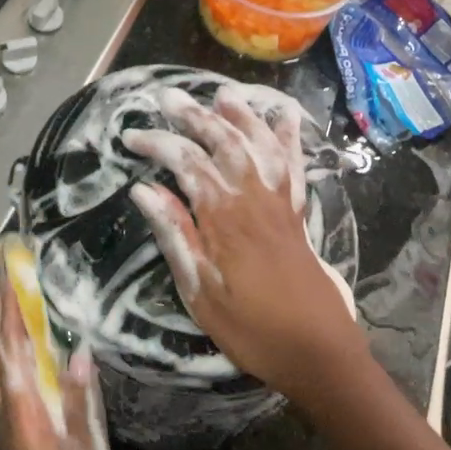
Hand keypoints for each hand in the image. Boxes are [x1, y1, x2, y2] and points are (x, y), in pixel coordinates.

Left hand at [0, 270, 115, 449]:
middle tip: (6, 267)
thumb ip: (81, 405)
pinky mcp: (15, 427)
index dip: (8, 308)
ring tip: (10, 291)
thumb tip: (79, 350)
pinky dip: (11, 348)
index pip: (11, 348)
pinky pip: (8, 376)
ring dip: (2, 324)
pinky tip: (22, 340)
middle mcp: (8, 411)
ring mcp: (8, 420)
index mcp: (23, 413)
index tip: (9, 271)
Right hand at [121, 86, 365, 408]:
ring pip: (261, 145)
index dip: (157, 143)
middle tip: (167, 96)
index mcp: (224, 218)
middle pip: (224, 141)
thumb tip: (143, 190)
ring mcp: (280, 203)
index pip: (186, 162)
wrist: (320, 356)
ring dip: (242, 115)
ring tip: (221, 93)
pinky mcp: (297, 214)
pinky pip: (295, 166)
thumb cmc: (252, 329)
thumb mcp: (199, 291)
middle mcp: (253, 199)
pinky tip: (284, 116)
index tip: (130, 137)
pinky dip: (289, 138)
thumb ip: (175, 235)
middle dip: (194, 115)